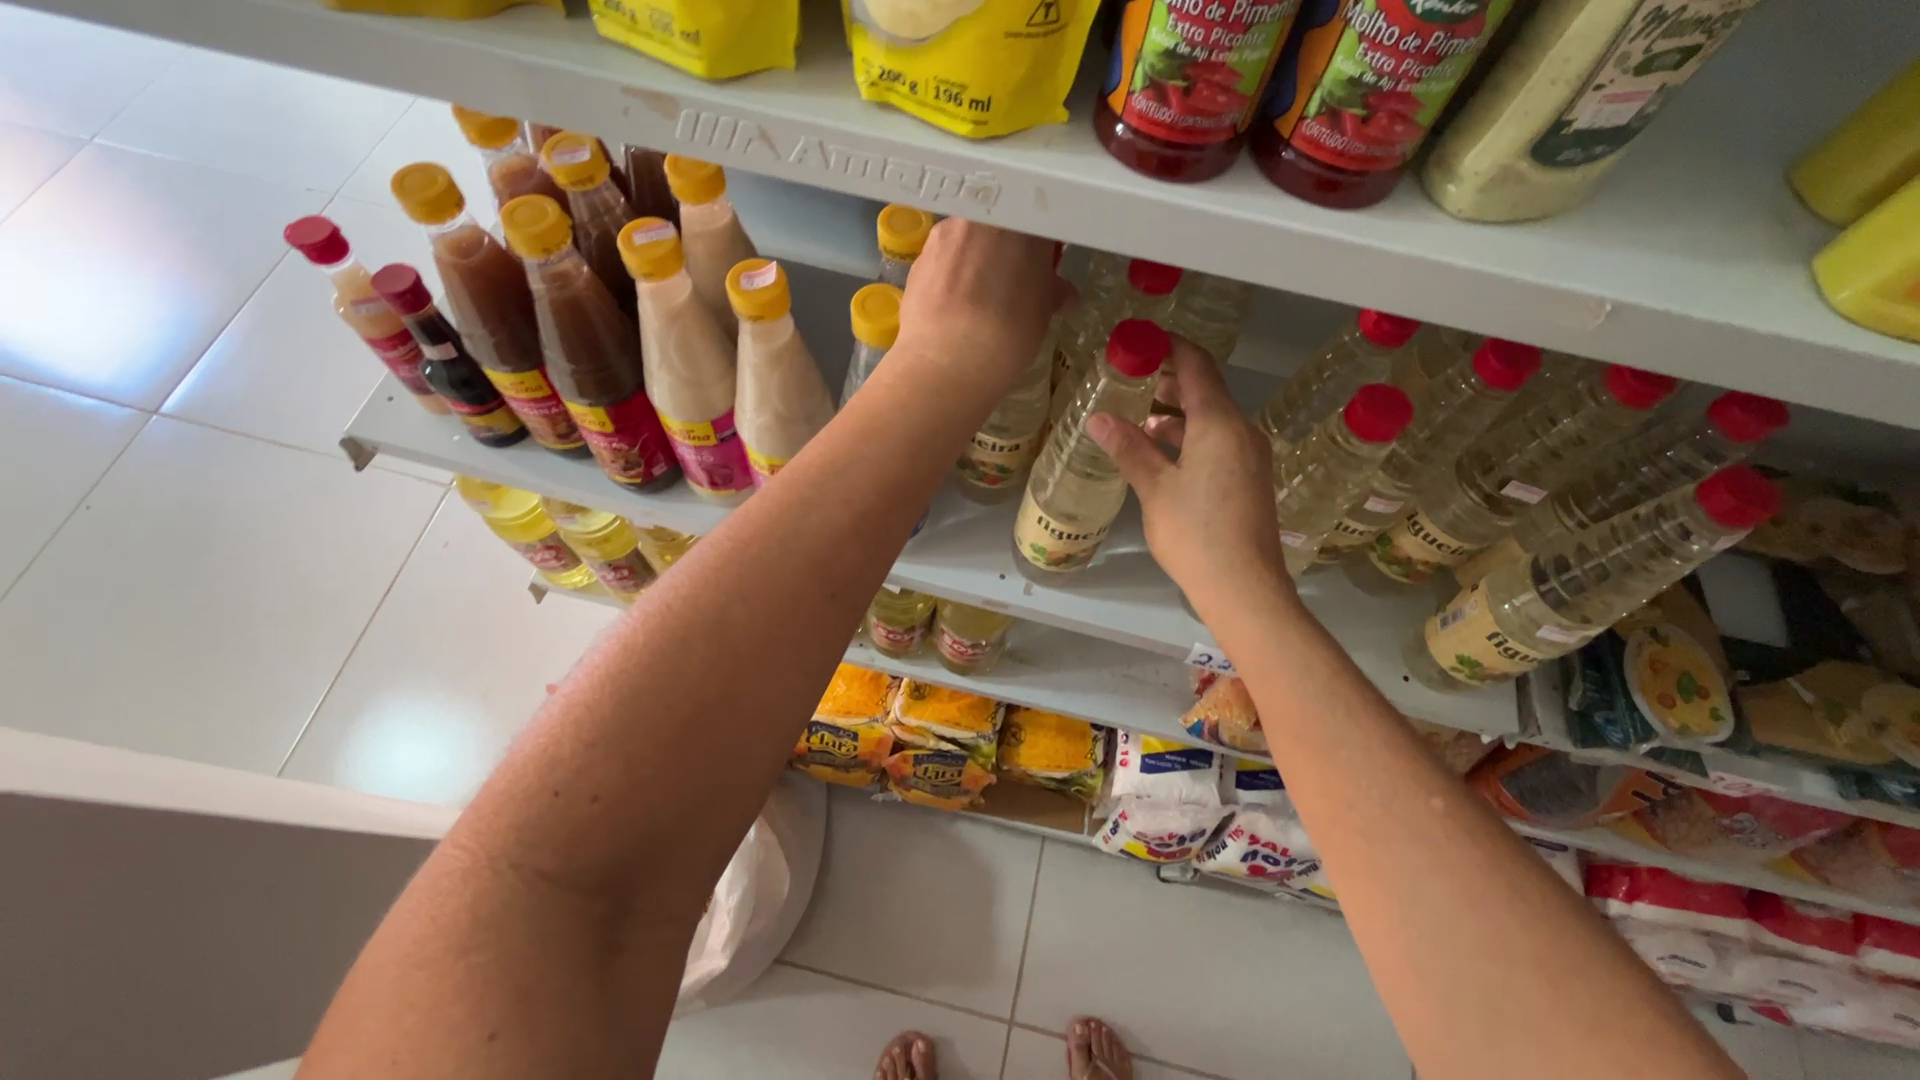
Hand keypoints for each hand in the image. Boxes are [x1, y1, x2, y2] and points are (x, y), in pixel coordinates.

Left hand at [895, 219, 1057, 395]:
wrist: (946, 362)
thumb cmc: (1007, 336)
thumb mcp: (1041, 317)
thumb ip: (1051, 293)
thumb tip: (1062, 294)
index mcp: (1023, 225)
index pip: (1038, 227)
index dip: (1041, 251)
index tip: (1040, 272)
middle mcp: (982, 218)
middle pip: (999, 227)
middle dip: (1005, 251)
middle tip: (1009, 285)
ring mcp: (944, 235)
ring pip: (967, 240)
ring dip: (974, 260)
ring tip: (977, 298)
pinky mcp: (917, 258)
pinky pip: (942, 259)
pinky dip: (949, 275)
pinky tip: (951, 305)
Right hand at [1086, 338, 1293, 618]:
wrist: (1244, 587)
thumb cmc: (1196, 534)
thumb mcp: (1155, 489)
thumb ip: (1129, 448)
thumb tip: (1098, 417)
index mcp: (1220, 424)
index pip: (1195, 365)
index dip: (1168, 347)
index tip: (1138, 341)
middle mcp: (1242, 431)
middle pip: (1205, 389)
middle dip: (1167, 380)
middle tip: (1128, 378)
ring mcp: (1250, 456)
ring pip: (1211, 418)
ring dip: (1175, 412)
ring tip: (1136, 418)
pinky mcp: (1249, 478)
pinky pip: (1218, 441)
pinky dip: (1189, 436)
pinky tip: (1161, 453)